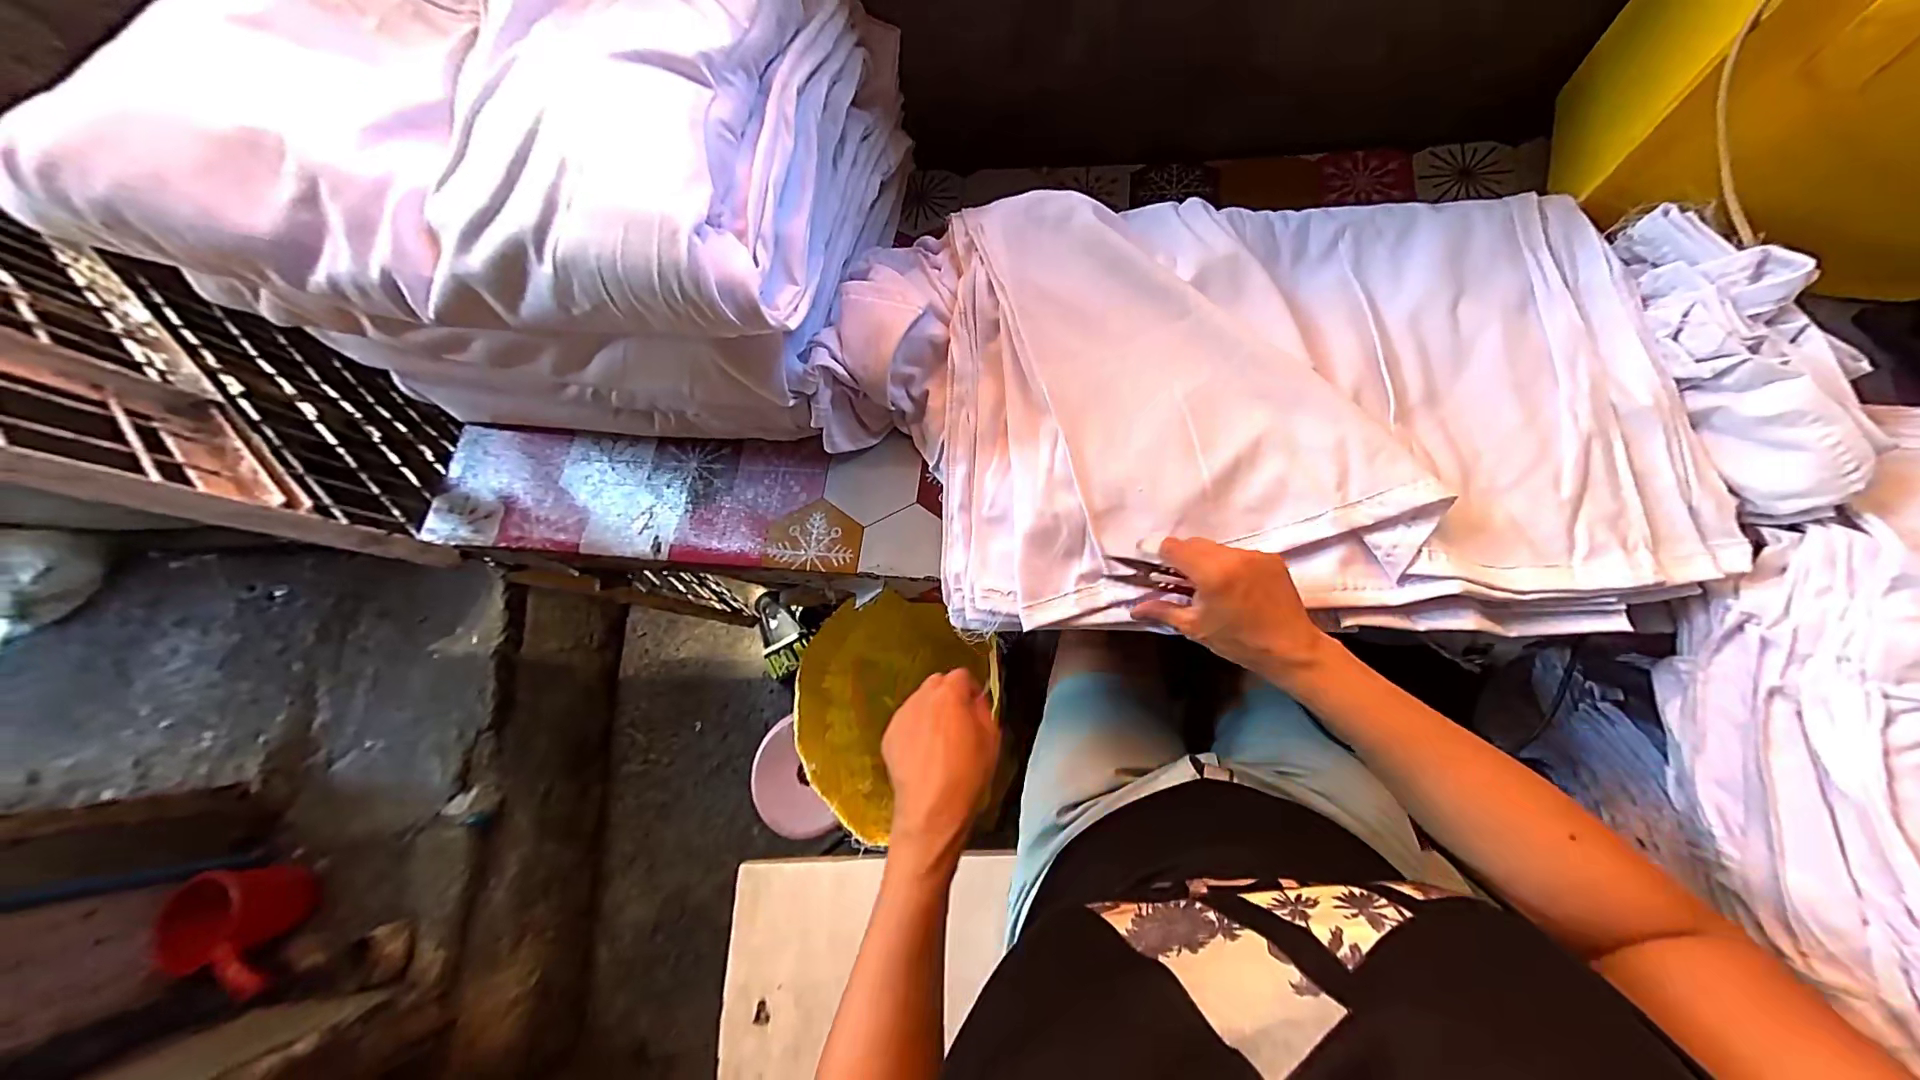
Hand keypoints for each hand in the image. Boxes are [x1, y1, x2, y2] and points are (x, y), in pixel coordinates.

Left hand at [882, 669, 999, 869]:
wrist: (931, 810)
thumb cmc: (966, 777)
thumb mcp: (992, 739)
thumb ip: (984, 709)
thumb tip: (975, 700)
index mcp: (949, 695)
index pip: (962, 674)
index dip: (970, 689)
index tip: (974, 705)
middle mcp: (921, 698)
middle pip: (937, 683)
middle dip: (948, 696)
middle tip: (958, 721)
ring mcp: (902, 716)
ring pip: (919, 701)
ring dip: (930, 712)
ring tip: (940, 741)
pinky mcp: (889, 734)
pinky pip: (906, 721)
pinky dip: (915, 729)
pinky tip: (924, 753)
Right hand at [1130, 537, 1336, 688]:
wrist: (1291, 649)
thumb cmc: (1239, 642)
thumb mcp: (1195, 628)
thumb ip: (1162, 610)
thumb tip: (1134, 608)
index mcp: (1212, 573)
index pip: (1173, 547)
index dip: (1159, 554)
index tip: (1152, 564)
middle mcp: (1233, 557)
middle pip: (1194, 544)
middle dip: (1182, 558)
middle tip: (1177, 580)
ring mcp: (1254, 555)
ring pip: (1216, 548)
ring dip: (1204, 560)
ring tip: (1207, 585)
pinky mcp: (1270, 558)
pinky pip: (1237, 554)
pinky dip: (1227, 564)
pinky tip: (1230, 586)